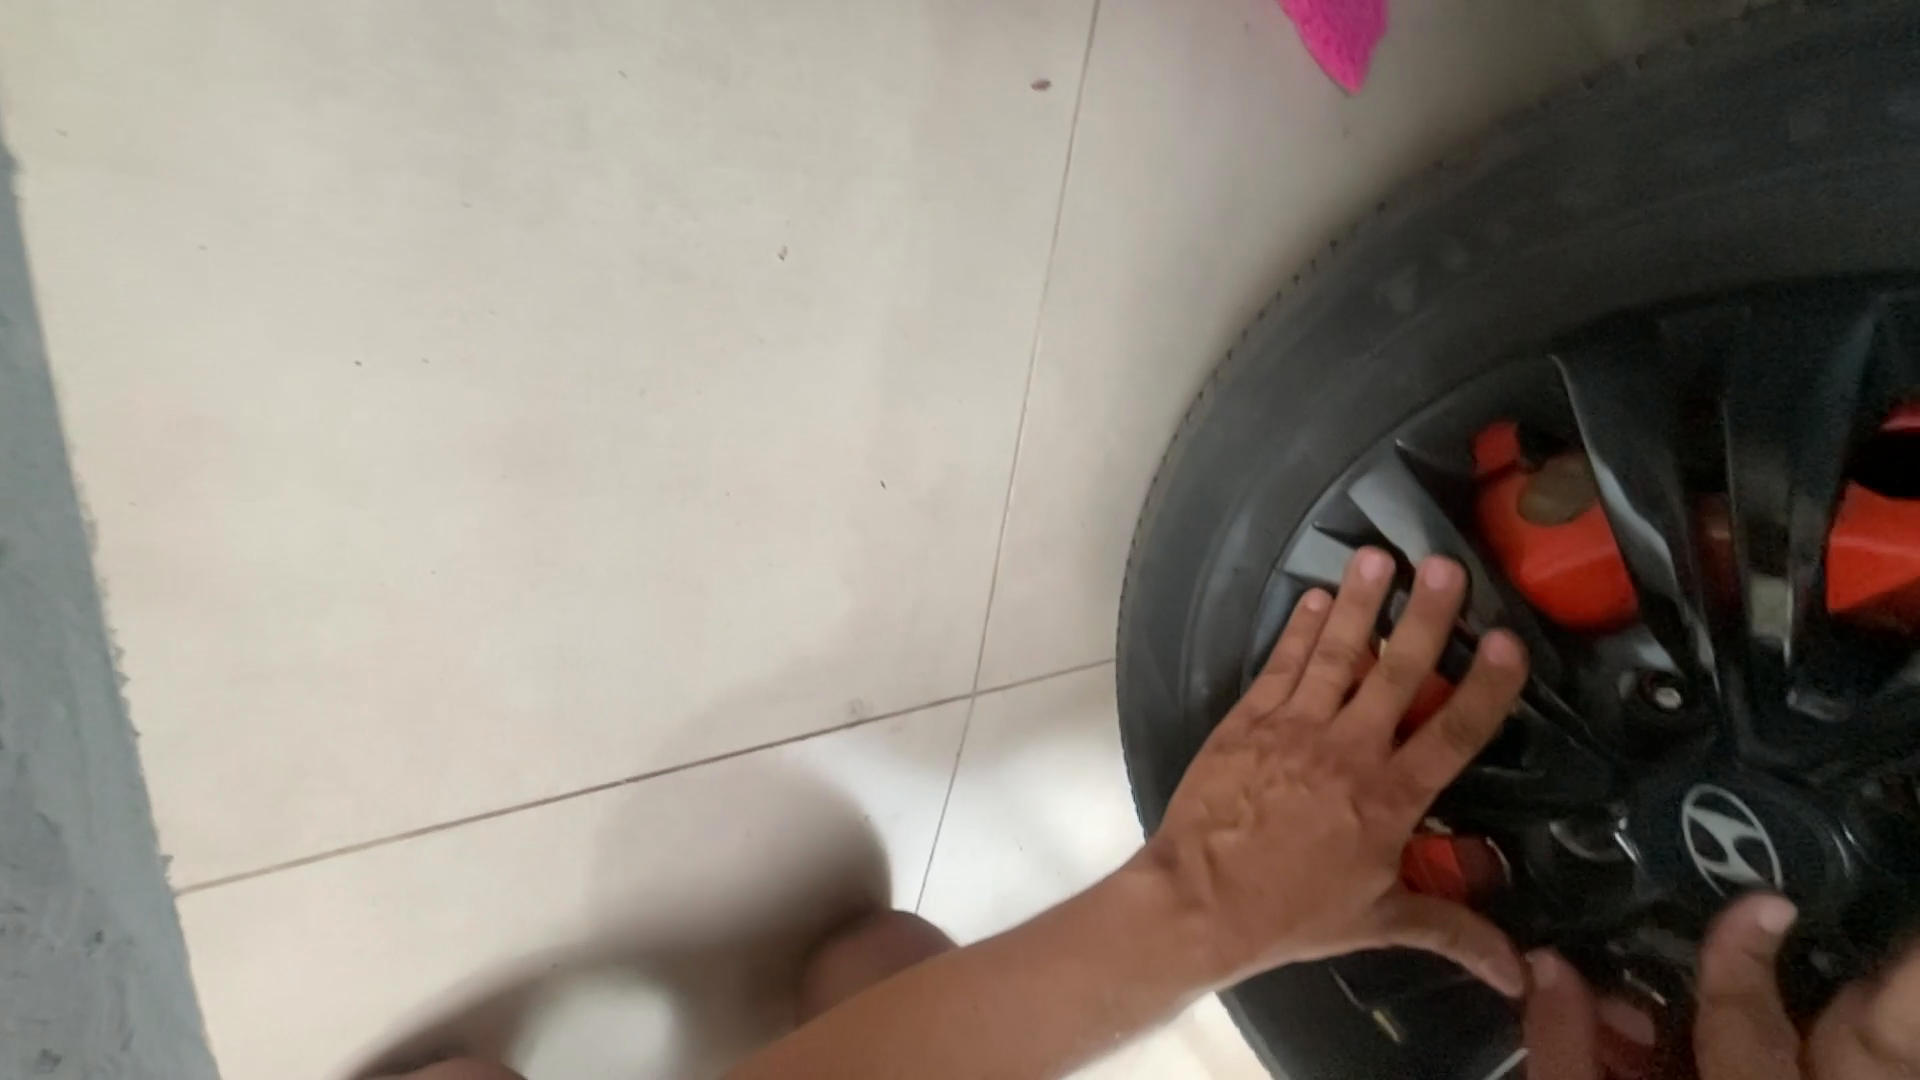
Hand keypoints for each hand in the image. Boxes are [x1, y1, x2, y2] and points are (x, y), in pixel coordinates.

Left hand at [1131, 547, 1530, 993]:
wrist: (1201, 894)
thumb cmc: (1289, 911)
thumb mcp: (1375, 922)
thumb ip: (1449, 929)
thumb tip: (1518, 970)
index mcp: (1388, 797)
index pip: (1452, 733)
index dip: (1486, 687)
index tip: (1508, 641)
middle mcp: (1345, 748)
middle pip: (1395, 673)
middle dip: (1423, 617)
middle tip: (1442, 565)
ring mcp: (1291, 726)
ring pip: (1333, 655)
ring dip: (1356, 604)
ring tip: (1376, 557)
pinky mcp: (1246, 719)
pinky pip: (1278, 666)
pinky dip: (1296, 630)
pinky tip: (1311, 600)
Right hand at [1522, 892, 1919, 1078]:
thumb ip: (1563, 1052)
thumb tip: (1549, 964)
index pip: (1745, 1028)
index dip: (1745, 962)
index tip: (1764, 904)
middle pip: (1871, 1065)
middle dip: (1891, 1003)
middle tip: (1910, 939)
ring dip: (1896, 1033)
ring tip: (1903, 968)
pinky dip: (1885, 1064)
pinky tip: (1874, 1044)